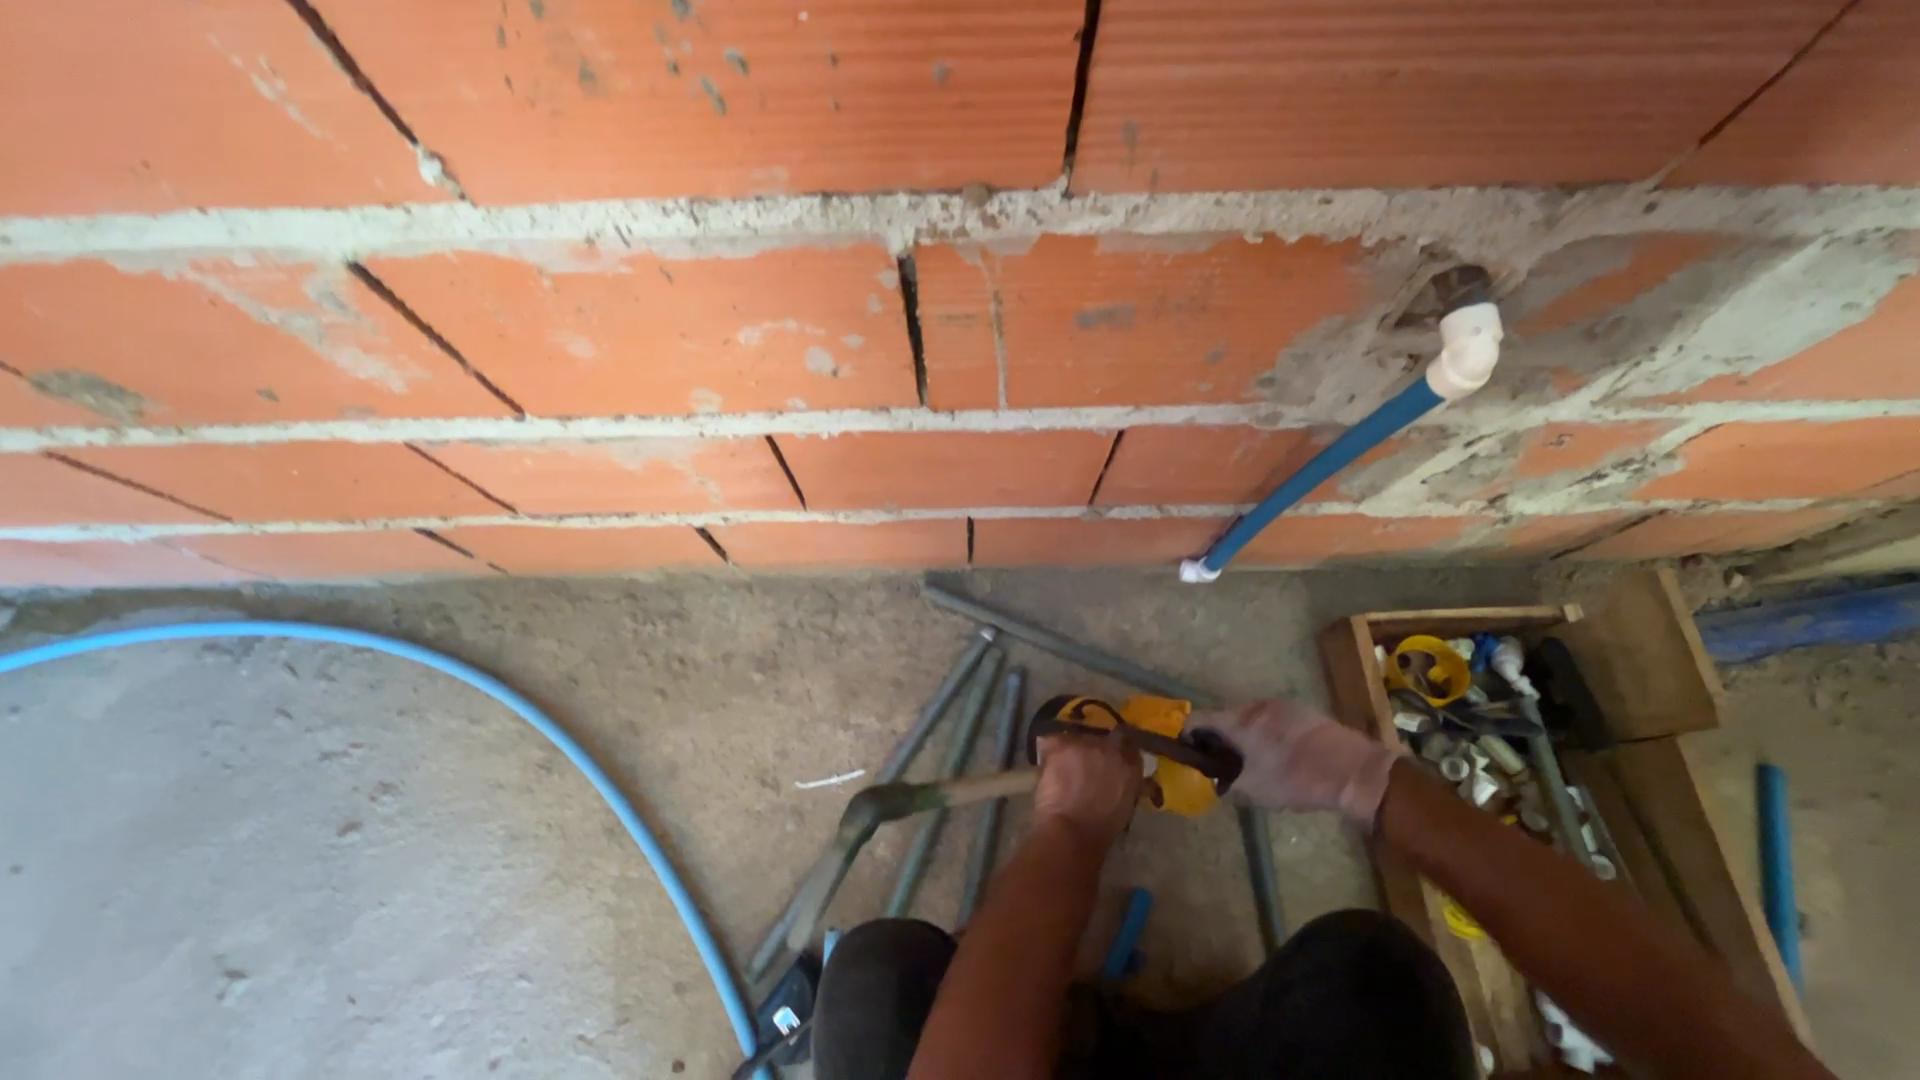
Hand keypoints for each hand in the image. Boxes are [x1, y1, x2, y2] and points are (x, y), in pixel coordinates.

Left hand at [1032, 731, 1143, 847]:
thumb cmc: (1100, 830)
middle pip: (1099, 739)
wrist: (1072, 831)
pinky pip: (1052, 742)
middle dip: (1091, 750)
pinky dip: (1048, 753)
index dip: (1115, 746)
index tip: (1107, 754)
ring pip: (1075, 741)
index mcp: (1131, 764)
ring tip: (1061, 771)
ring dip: (1070, 753)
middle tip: (1081, 766)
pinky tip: (1047, 769)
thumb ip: (1123, 781)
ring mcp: (1085, 744)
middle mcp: (1111, 747)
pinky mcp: (1061, 744)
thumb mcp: (1124, 803)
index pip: (1126, 741)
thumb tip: (1115, 774)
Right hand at [1193, 699, 1398, 826]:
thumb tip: (1214, 781)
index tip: (1186, 753)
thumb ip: (1226, 783)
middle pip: (1223, 715)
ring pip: (1248, 716)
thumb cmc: (1298, 781)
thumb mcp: (1255, 791)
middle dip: (1216, 737)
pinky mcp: (1302, 711)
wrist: (1355, 772)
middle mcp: (1256, 705)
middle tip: (1218, 762)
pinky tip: (1274, 753)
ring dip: (1241, 734)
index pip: (1197, 719)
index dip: (1186, 735)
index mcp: (1239, 721)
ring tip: (1247, 759)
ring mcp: (1281, 705)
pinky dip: (1263, 732)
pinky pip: (1270, 717)